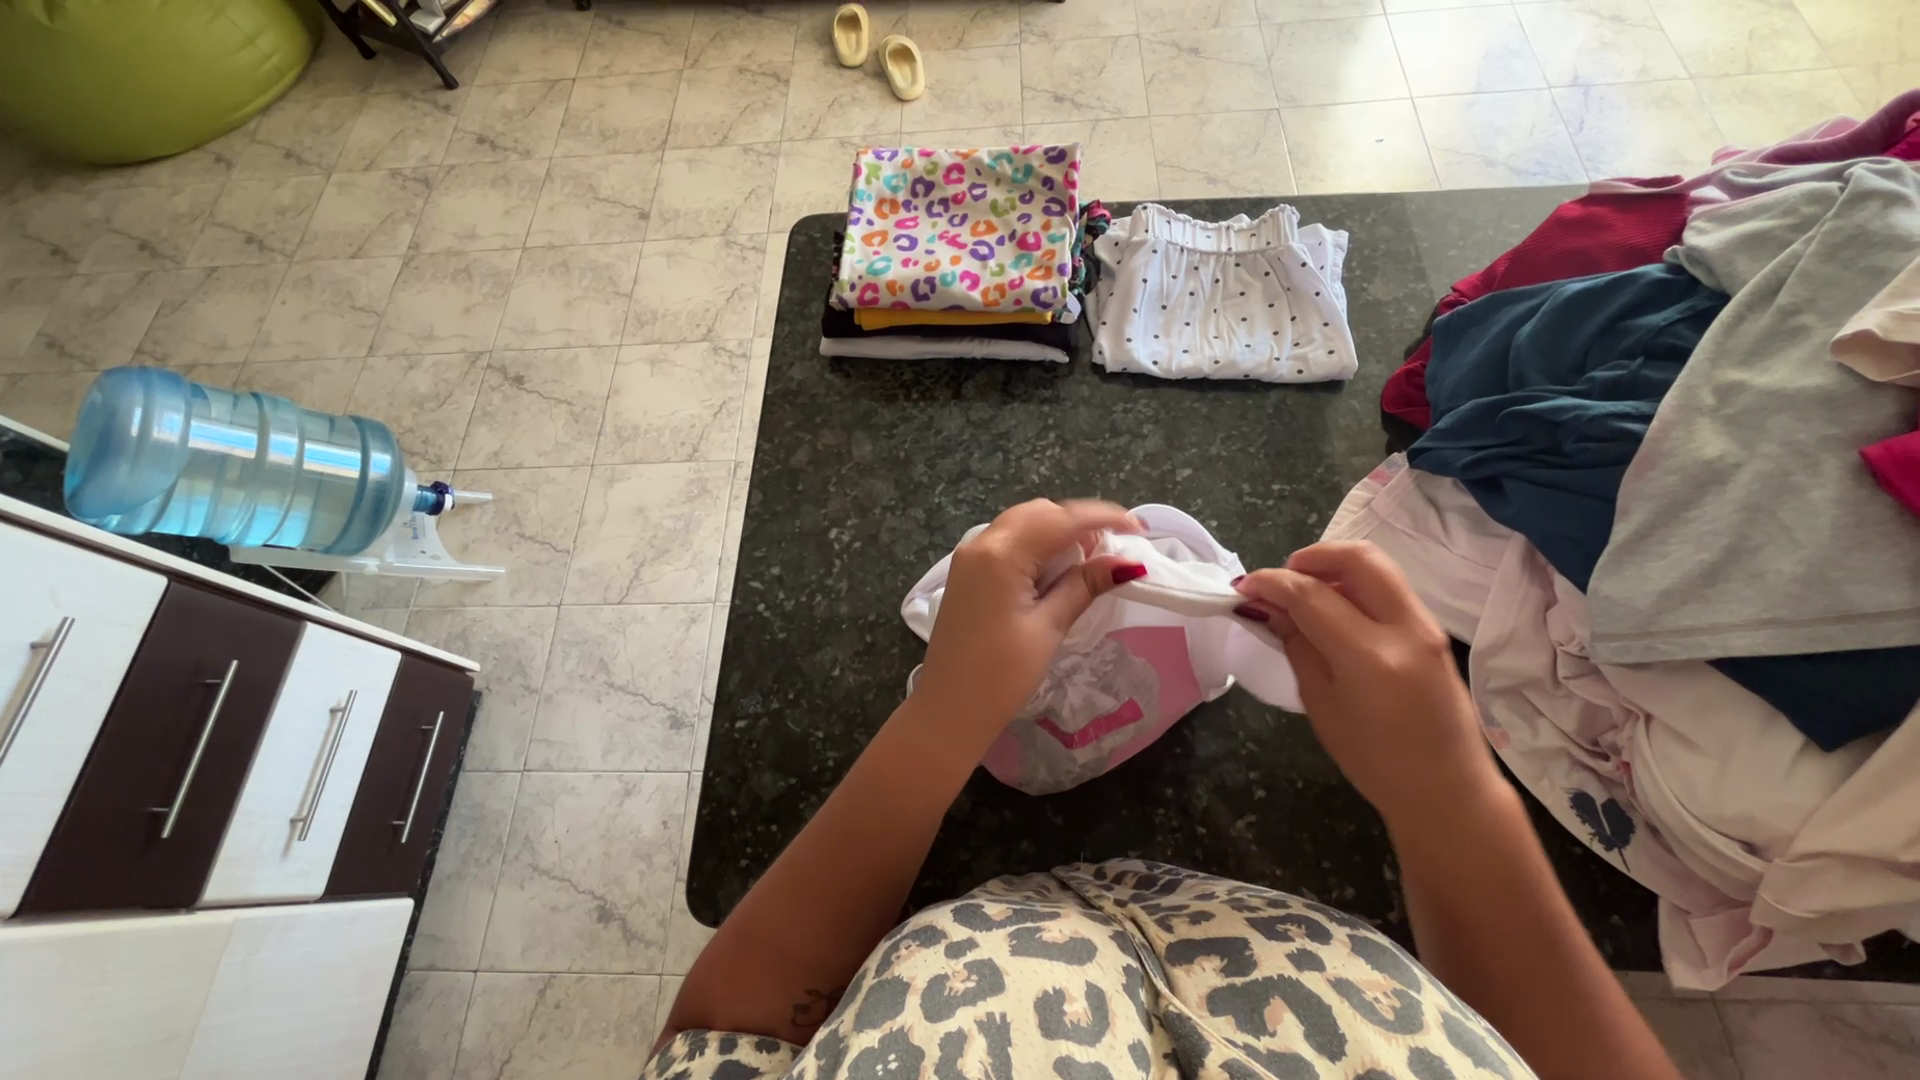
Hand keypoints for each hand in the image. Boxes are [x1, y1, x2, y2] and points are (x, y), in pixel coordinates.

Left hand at [910, 499, 1143, 747]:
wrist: (949, 708)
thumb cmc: (1000, 675)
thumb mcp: (1048, 628)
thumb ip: (1084, 586)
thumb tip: (1125, 563)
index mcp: (1001, 554)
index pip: (1062, 519)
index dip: (1105, 518)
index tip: (1139, 530)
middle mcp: (981, 543)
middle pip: (1040, 512)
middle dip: (1080, 523)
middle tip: (1112, 551)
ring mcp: (969, 556)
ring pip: (1023, 522)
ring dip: (1058, 531)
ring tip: (1089, 561)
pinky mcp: (967, 572)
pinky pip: (1008, 541)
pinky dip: (1036, 544)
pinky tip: (1055, 569)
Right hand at [1234, 541, 1502, 825]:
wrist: (1447, 791)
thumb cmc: (1373, 761)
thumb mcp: (1320, 704)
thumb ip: (1297, 645)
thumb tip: (1270, 608)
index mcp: (1370, 656)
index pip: (1311, 595)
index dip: (1271, 583)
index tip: (1244, 585)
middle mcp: (1405, 629)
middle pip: (1359, 558)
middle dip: (1311, 557)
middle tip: (1282, 579)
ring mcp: (1426, 627)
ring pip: (1378, 568)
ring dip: (1334, 568)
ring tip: (1303, 594)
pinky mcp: (1432, 631)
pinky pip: (1389, 589)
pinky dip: (1355, 585)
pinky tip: (1332, 610)